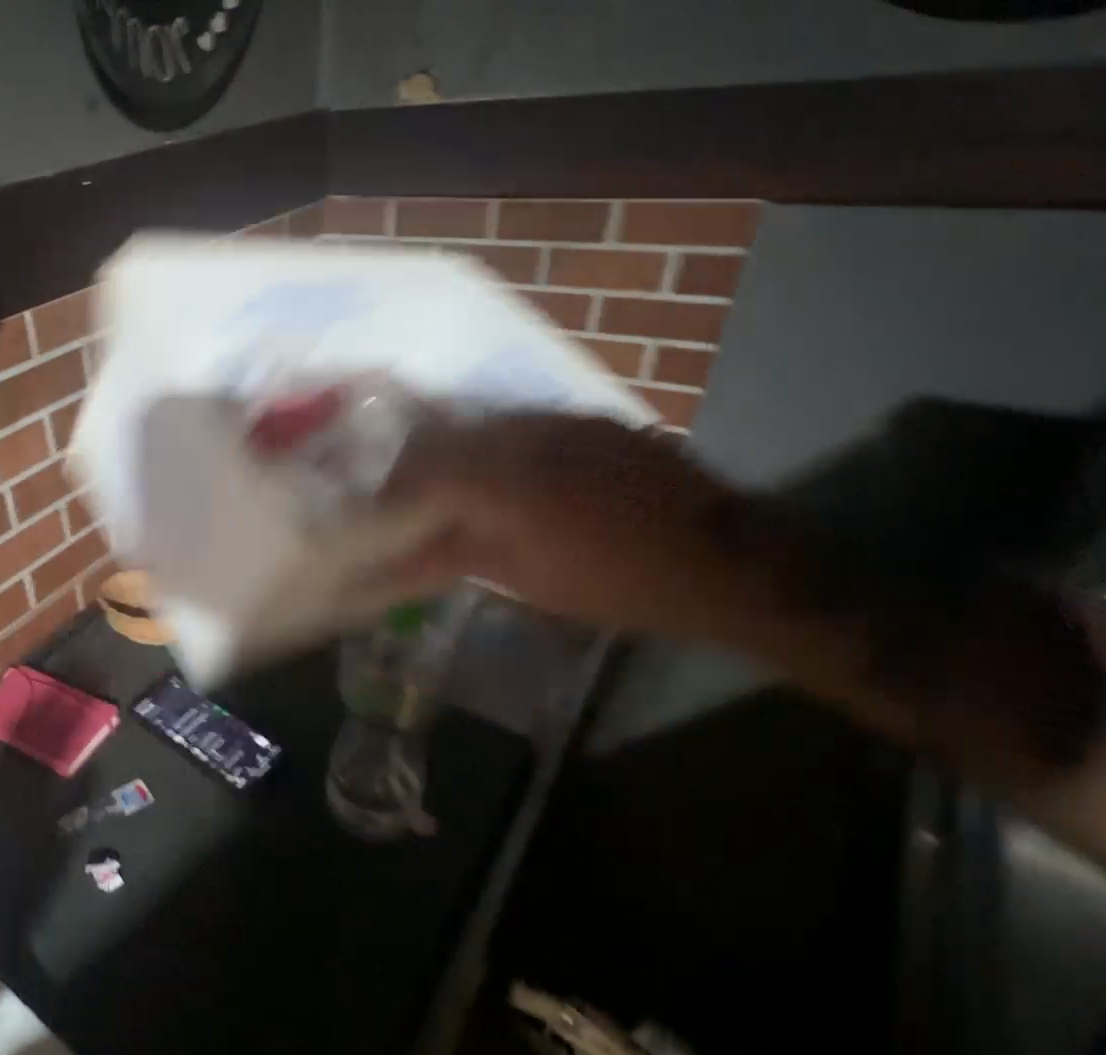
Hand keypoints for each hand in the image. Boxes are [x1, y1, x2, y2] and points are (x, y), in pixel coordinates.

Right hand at [378, 412, 755, 639]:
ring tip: (460, 500)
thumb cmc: (615, 583)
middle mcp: (524, 434)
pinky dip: (501, 453)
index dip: (393, 492)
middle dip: (418, 471)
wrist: (723, 559)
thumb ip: (451, 557)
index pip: (420, 469)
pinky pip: (524, 429)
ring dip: (460, 459)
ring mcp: (561, 421)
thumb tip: (389, 566)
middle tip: (412, 510)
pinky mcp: (591, 422)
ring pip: (484, 430)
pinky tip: (514, 486)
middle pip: (446, 439)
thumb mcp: (525, 578)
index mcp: (503, 477)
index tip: (382, 518)